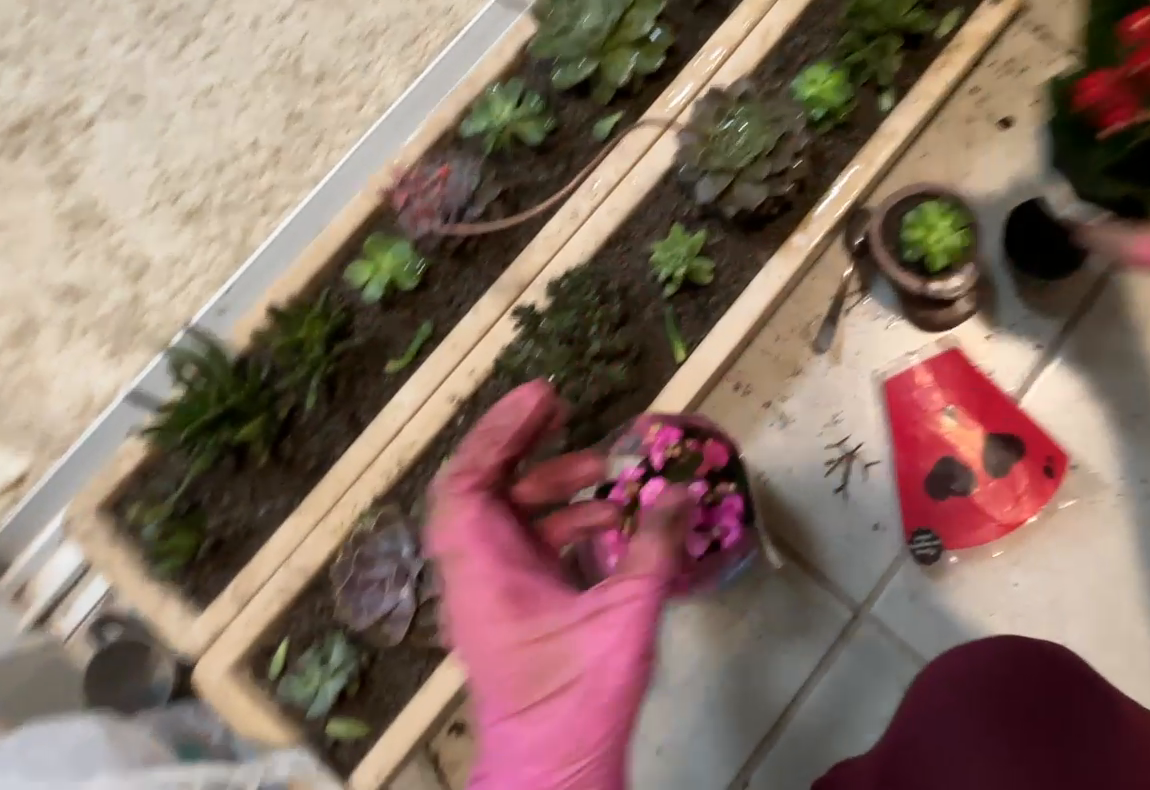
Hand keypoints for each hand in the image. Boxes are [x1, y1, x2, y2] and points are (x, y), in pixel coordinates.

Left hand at [427, 382, 693, 789]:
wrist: (553, 769)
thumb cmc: (578, 697)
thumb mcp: (625, 616)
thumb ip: (653, 547)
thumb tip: (682, 490)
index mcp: (486, 572)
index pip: (467, 484)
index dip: (497, 432)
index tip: (542, 397)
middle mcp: (480, 572)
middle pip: (483, 486)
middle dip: (522, 441)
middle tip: (564, 407)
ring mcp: (497, 587)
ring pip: (510, 511)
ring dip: (552, 480)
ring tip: (604, 467)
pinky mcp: (519, 600)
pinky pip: (533, 539)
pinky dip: (566, 517)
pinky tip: (610, 519)